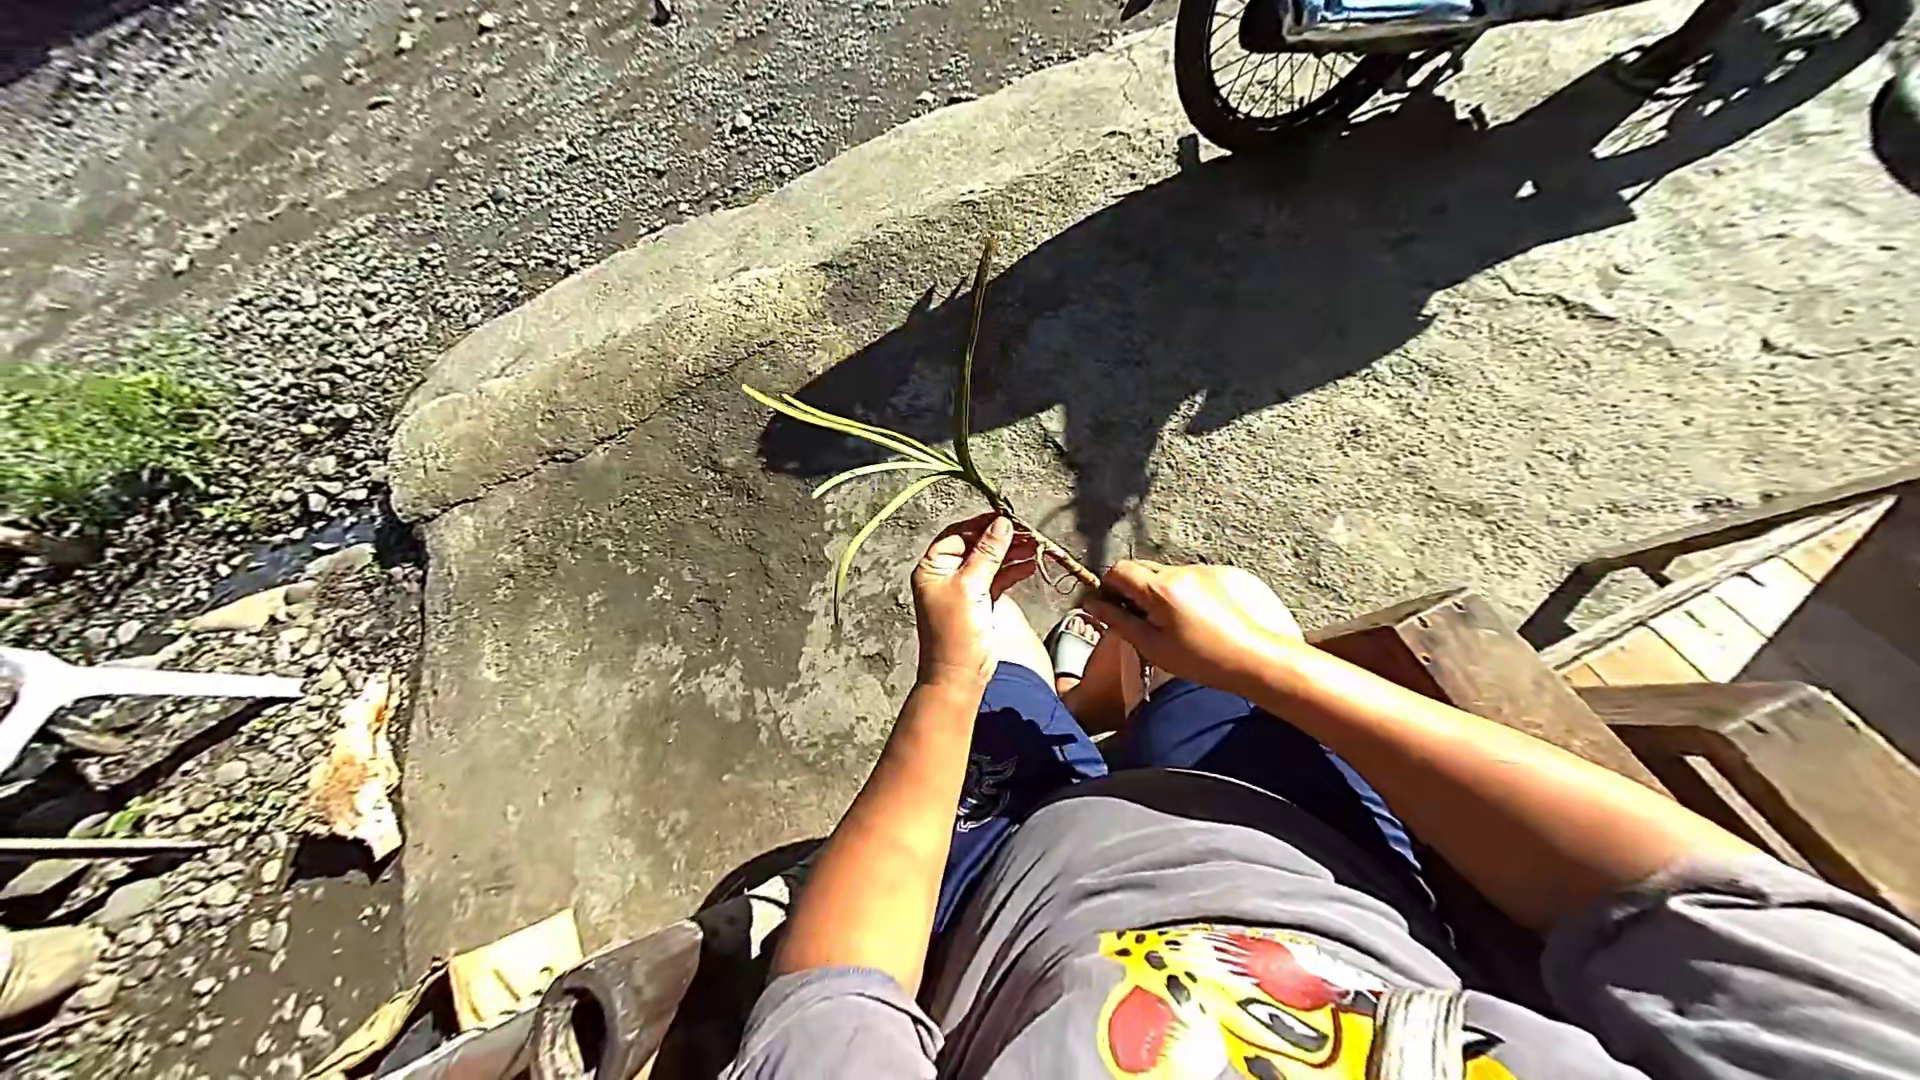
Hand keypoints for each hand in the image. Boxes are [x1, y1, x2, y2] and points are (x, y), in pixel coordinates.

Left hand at [911, 514, 1037, 689]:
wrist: (960, 675)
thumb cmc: (956, 633)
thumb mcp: (971, 586)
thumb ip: (987, 553)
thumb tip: (1002, 524)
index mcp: (933, 567)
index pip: (958, 534)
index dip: (983, 524)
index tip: (1007, 517)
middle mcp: (946, 574)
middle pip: (976, 545)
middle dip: (1002, 538)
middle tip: (1028, 532)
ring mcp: (963, 587)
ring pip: (990, 561)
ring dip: (1012, 553)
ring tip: (1036, 546)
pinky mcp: (979, 600)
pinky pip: (998, 578)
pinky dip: (1013, 571)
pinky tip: (1030, 564)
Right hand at [1083, 561, 1301, 695]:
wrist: (1261, 660)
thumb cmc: (1204, 661)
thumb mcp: (1153, 646)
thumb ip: (1118, 621)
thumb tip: (1091, 604)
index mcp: (1161, 589)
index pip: (1119, 570)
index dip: (1110, 586)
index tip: (1112, 605)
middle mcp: (1183, 572)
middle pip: (1144, 568)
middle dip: (1136, 588)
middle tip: (1143, 617)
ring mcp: (1208, 570)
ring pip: (1171, 574)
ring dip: (1165, 591)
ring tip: (1180, 623)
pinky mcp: (1229, 573)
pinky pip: (1198, 577)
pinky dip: (1191, 592)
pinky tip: (1204, 619)